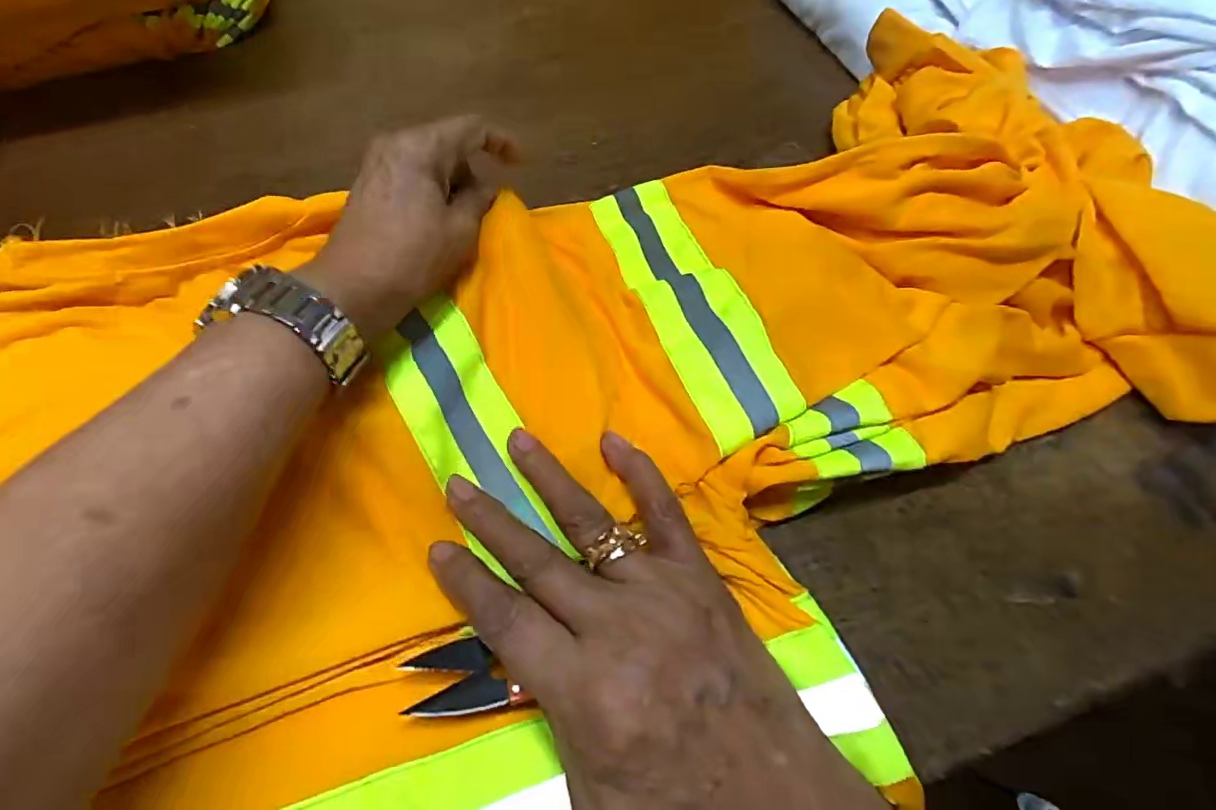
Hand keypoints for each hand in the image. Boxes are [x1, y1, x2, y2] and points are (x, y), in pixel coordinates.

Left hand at [302, 116, 516, 335]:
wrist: (351, 290)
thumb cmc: (413, 256)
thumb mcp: (461, 230)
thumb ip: (480, 199)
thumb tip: (484, 188)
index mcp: (420, 147)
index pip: (471, 128)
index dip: (501, 142)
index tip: (519, 164)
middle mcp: (395, 145)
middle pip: (447, 142)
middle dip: (473, 167)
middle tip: (488, 200)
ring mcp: (377, 163)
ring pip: (429, 160)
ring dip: (452, 181)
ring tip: (465, 213)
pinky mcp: (368, 185)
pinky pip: (411, 174)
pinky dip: (431, 188)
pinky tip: (439, 216)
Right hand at [429, 431, 884, 809]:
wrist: (777, 794)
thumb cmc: (676, 801)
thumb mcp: (591, 788)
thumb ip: (552, 716)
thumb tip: (522, 663)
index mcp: (584, 689)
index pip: (507, 621)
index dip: (468, 584)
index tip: (438, 549)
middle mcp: (616, 628)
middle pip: (537, 562)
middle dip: (491, 521)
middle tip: (458, 484)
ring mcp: (661, 592)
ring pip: (592, 524)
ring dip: (550, 480)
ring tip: (518, 442)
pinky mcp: (699, 576)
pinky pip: (665, 514)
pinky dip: (640, 474)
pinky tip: (614, 441)